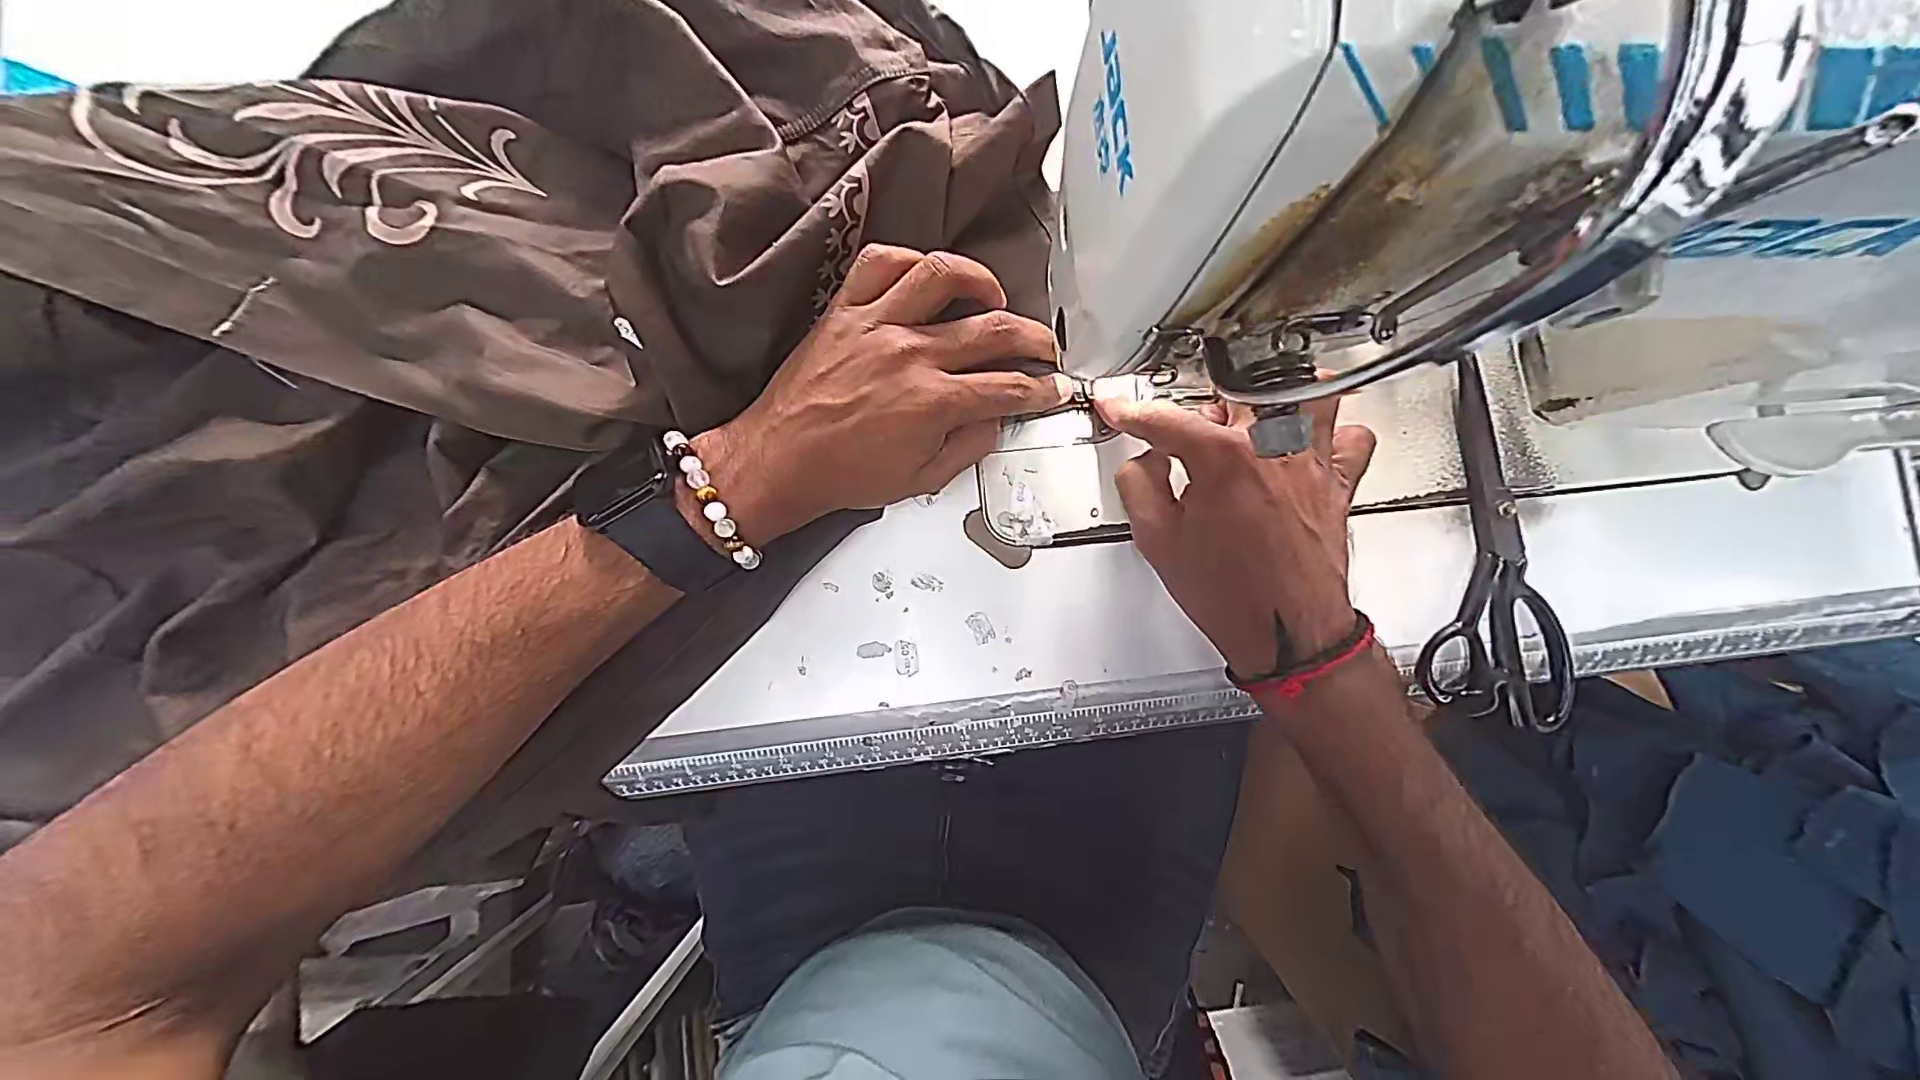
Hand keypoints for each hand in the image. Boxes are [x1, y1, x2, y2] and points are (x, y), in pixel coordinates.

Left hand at [682, 245, 1069, 545]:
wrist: (780, 461)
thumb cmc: (841, 474)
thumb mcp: (920, 480)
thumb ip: (968, 447)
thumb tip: (995, 421)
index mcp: (932, 403)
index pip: (1008, 387)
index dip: (1041, 389)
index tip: (1052, 388)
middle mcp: (909, 356)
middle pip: (993, 329)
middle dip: (1033, 339)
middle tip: (1043, 348)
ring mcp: (876, 326)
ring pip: (942, 276)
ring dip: (980, 280)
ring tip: (993, 297)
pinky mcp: (845, 312)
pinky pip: (881, 263)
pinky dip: (910, 260)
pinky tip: (925, 276)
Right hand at [1095, 394, 1376, 678]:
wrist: (1283, 631)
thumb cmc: (1231, 594)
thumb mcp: (1156, 539)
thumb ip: (1138, 483)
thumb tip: (1143, 461)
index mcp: (1223, 459)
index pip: (1166, 419)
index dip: (1130, 411)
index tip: (1117, 408)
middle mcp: (1272, 451)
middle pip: (1239, 388)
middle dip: (1204, 402)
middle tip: (1187, 428)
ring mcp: (1309, 464)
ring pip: (1305, 392)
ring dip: (1271, 397)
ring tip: (1247, 418)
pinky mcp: (1337, 483)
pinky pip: (1349, 436)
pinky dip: (1328, 432)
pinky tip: (1303, 443)